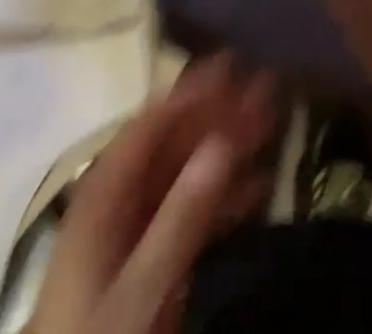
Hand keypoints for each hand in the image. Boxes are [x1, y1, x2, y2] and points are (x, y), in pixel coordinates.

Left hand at [31, 57, 276, 333]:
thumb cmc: (99, 332)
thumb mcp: (144, 278)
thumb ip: (184, 213)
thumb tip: (222, 145)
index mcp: (105, 193)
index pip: (150, 125)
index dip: (191, 92)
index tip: (233, 64)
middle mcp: (120, 198)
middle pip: (173, 144)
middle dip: (220, 114)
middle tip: (266, 87)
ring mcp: (136, 227)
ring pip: (187, 173)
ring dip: (228, 149)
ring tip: (273, 123)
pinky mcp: (150, 255)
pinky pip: (191, 210)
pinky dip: (225, 195)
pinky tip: (261, 185)